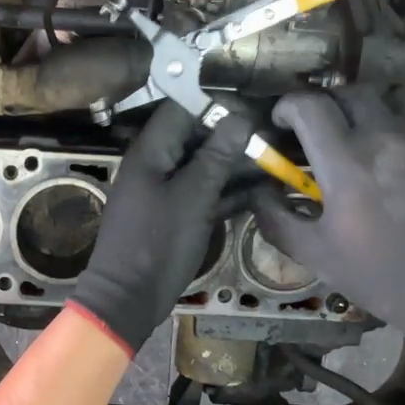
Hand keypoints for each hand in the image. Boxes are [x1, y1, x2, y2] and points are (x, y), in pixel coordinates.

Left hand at [70, 102, 249, 352]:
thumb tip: (240, 117)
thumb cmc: (157, 244)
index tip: (254, 109)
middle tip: (273, 136)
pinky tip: (263, 189)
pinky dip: (228, 191)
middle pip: (196, 137)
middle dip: (233, 135)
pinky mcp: (176, 217)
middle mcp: (155, 166)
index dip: (217, 104)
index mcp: (150, 153)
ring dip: (236, 164)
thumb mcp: (192, 197)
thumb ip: (215, 156)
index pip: (182, 109)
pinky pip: (204, 194)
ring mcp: (165, 193)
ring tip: (276, 160)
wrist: (128, 299)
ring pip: (203, 167)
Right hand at [251, 84, 404, 377]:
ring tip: (370, 126)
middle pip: (351, 92)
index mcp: (346, 164)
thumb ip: (278, 221)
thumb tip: (257, 194)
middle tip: (324, 127)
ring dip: (374, 104)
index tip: (282, 121)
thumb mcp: (318, 256)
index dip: (288, 106)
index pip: (309, 106)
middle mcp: (389, 136)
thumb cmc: (383, 277)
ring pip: (396, 92)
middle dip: (329, 104)